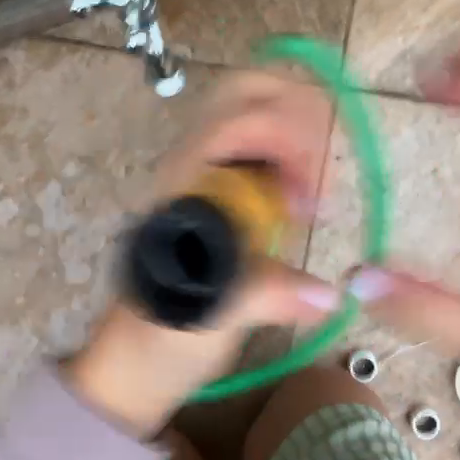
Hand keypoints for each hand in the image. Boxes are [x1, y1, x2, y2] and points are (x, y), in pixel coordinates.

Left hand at [67, 73, 337, 436]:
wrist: (133, 366)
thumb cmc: (159, 341)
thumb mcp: (204, 319)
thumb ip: (259, 297)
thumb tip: (326, 293)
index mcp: (184, 184)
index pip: (243, 119)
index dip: (292, 143)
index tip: (315, 204)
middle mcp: (195, 167)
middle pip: (249, 92)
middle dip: (300, 114)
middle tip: (325, 172)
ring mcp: (211, 180)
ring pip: (261, 115)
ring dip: (302, 136)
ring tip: (317, 196)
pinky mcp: (227, 200)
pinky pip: (267, 153)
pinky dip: (298, 161)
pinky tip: (306, 208)